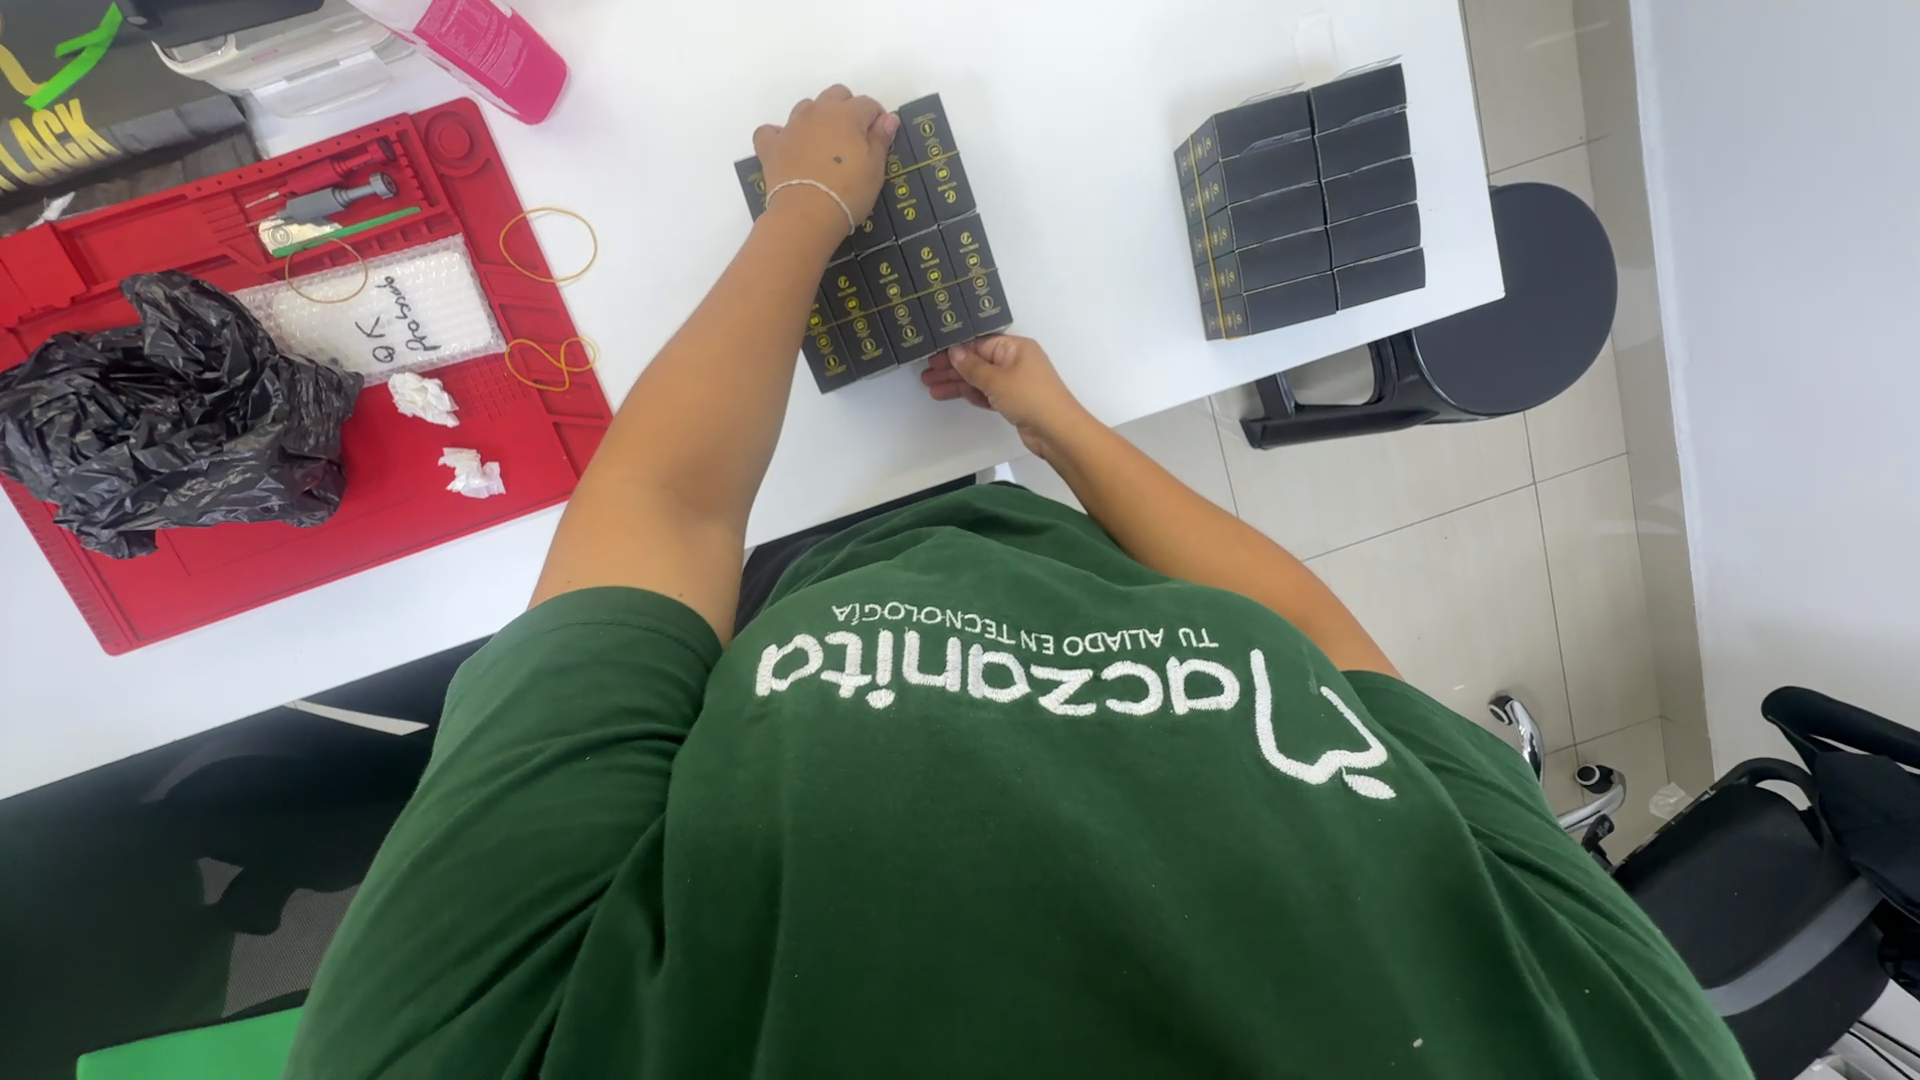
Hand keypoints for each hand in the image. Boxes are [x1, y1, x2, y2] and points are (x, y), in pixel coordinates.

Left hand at [753, 85, 898, 238]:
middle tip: (854, 139)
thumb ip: (881, 139)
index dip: (878, 118)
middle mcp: (818, 111)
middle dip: (848, 109)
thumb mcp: (875, 169)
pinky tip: (787, 148)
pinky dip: (780, 136)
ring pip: (806, 107)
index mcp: (847, 114)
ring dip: (817, 119)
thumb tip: (888, 118)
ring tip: (824, 145)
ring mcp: (792, 126)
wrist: (807, 215)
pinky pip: (771, 131)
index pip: (868, 105)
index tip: (881, 136)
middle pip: (836, 95)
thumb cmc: (848, 193)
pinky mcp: (771, 146)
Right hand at [921, 335, 1094, 458]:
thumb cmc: (1032, 399)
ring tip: (933, 388)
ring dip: (958, 383)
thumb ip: (972, 367)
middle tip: (928, 375)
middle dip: (952, 369)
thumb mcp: (996, 380)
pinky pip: (987, 394)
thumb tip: (955, 352)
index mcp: (1015, 347)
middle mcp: (1016, 361)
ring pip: (980, 379)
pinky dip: (971, 395)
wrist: (1056, 431)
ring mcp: (1015, 383)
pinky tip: (953, 395)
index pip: (979, 343)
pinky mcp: (1014, 402)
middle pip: (978, 361)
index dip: (955, 350)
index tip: (934, 356)